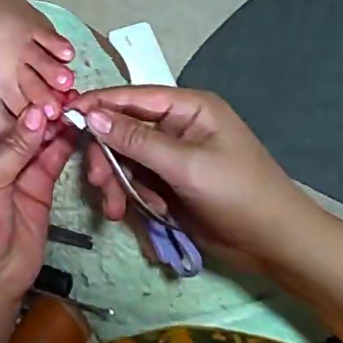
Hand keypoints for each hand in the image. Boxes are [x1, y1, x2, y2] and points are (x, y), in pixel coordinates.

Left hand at [0, 0, 74, 140]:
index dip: (27, 132)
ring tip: (66, 86)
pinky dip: (61, 49)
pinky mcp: (30, 24)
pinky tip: (67, 55)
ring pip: (47, 72)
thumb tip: (16, 123)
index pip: (9, 124)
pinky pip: (52, 40)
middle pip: (33, 102)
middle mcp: (3, 76)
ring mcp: (20, 48)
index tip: (40, 132)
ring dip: (58, 80)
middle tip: (58, 113)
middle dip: (48, 111)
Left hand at [0, 108, 76, 303]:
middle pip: (21, 122)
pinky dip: (66, 143)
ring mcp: (20, 168)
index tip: (38, 78)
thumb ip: (14, 147)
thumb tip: (38, 111)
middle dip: (40, 106)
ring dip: (56, 122)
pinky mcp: (41, 185)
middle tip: (66, 89)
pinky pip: (54, 158)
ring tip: (76, 103)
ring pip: (41, 137)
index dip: (14, 94)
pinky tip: (78, 127)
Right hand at [68, 86, 323, 261]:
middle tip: (98, 184)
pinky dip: (131, 196)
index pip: (132, 97)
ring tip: (117, 211)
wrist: (277, 245)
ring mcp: (172, 154)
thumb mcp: (185, 166)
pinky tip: (135, 214)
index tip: (65, 116)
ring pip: (125, 159)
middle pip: (122, 130)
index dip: (98, 105)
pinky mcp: (170, 180)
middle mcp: (177, 124)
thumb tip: (91, 114)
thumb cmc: (239, 194)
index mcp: (188, 107)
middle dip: (108, 158)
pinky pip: (137, 180)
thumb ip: (136, 140)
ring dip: (118, 183)